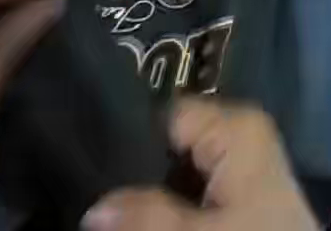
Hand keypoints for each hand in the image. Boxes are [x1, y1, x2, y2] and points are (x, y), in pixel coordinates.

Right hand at [84, 100, 316, 230]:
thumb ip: (146, 217)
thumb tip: (92, 207)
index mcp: (235, 124)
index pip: (167, 113)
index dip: (124, 138)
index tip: (84, 159)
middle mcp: (240, 130)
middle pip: (172, 140)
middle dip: (134, 169)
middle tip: (90, 193)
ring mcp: (244, 160)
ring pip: (181, 166)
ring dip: (150, 190)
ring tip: (106, 208)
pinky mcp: (245, 189)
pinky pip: (197, 183)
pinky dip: (173, 200)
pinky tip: (146, 216)